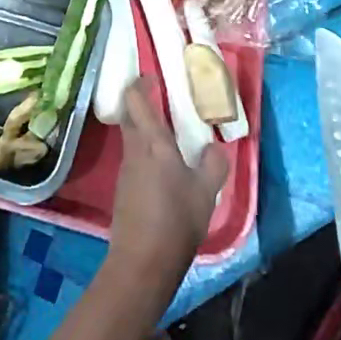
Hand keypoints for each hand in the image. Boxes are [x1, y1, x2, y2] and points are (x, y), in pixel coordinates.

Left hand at [108, 82, 229, 282]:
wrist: (142, 263)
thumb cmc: (176, 220)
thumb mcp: (205, 192)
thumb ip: (214, 164)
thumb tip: (217, 146)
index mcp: (153, 143)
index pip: (135, 99)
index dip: (140, 83)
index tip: (154, 76)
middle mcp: (134, 150)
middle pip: (130, 116)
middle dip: (142, 104)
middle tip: (166, 102)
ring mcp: (125, 170)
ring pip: (132, 139)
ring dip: (146, 131)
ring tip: (172, 137)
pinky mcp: (123, 189)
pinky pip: (134, 160)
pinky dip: (146, 155)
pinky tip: (165, 171)